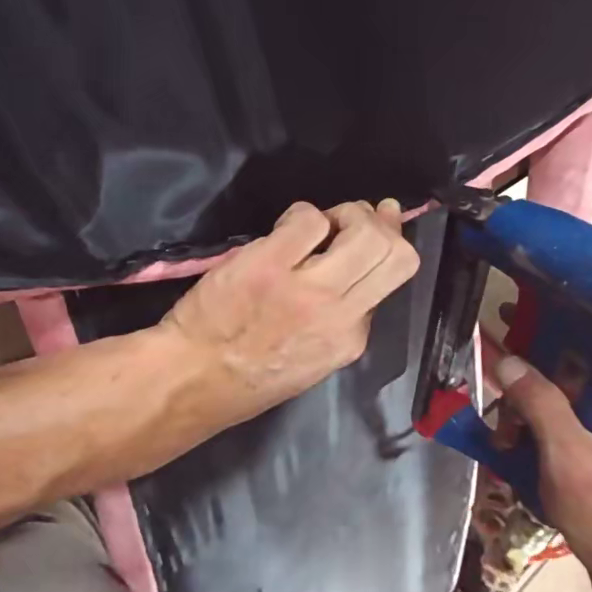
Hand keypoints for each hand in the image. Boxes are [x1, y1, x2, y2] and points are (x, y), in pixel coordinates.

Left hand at [158, 199, 418, 430]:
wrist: (193, 378)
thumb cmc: (246, 371)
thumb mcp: (312, 358)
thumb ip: (340, 317)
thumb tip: (354, 268)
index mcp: (350, 339)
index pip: (394, 278)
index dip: (385, 244)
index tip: (375, 225)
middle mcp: (340, 315)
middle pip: (398, 253)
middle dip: (379, 224)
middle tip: (349, 220)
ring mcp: (307, 290)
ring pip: (366, 233)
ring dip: (347, 213)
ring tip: (321, 222)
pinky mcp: (269, 265)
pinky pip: (309, 219)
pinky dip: (302, 213)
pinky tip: (284, 226)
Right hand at [492, 357, 591, 591]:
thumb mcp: (571, 459)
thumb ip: (539, 403)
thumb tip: (507, 359)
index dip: (553, 335)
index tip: (512, 322)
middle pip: (580, 382)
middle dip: (535, 392)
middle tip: (501, 403)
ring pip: (574, 411)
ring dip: (535, 420)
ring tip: (504, 439)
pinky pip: (576, 437)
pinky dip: (546, 441)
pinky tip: (520, 454)